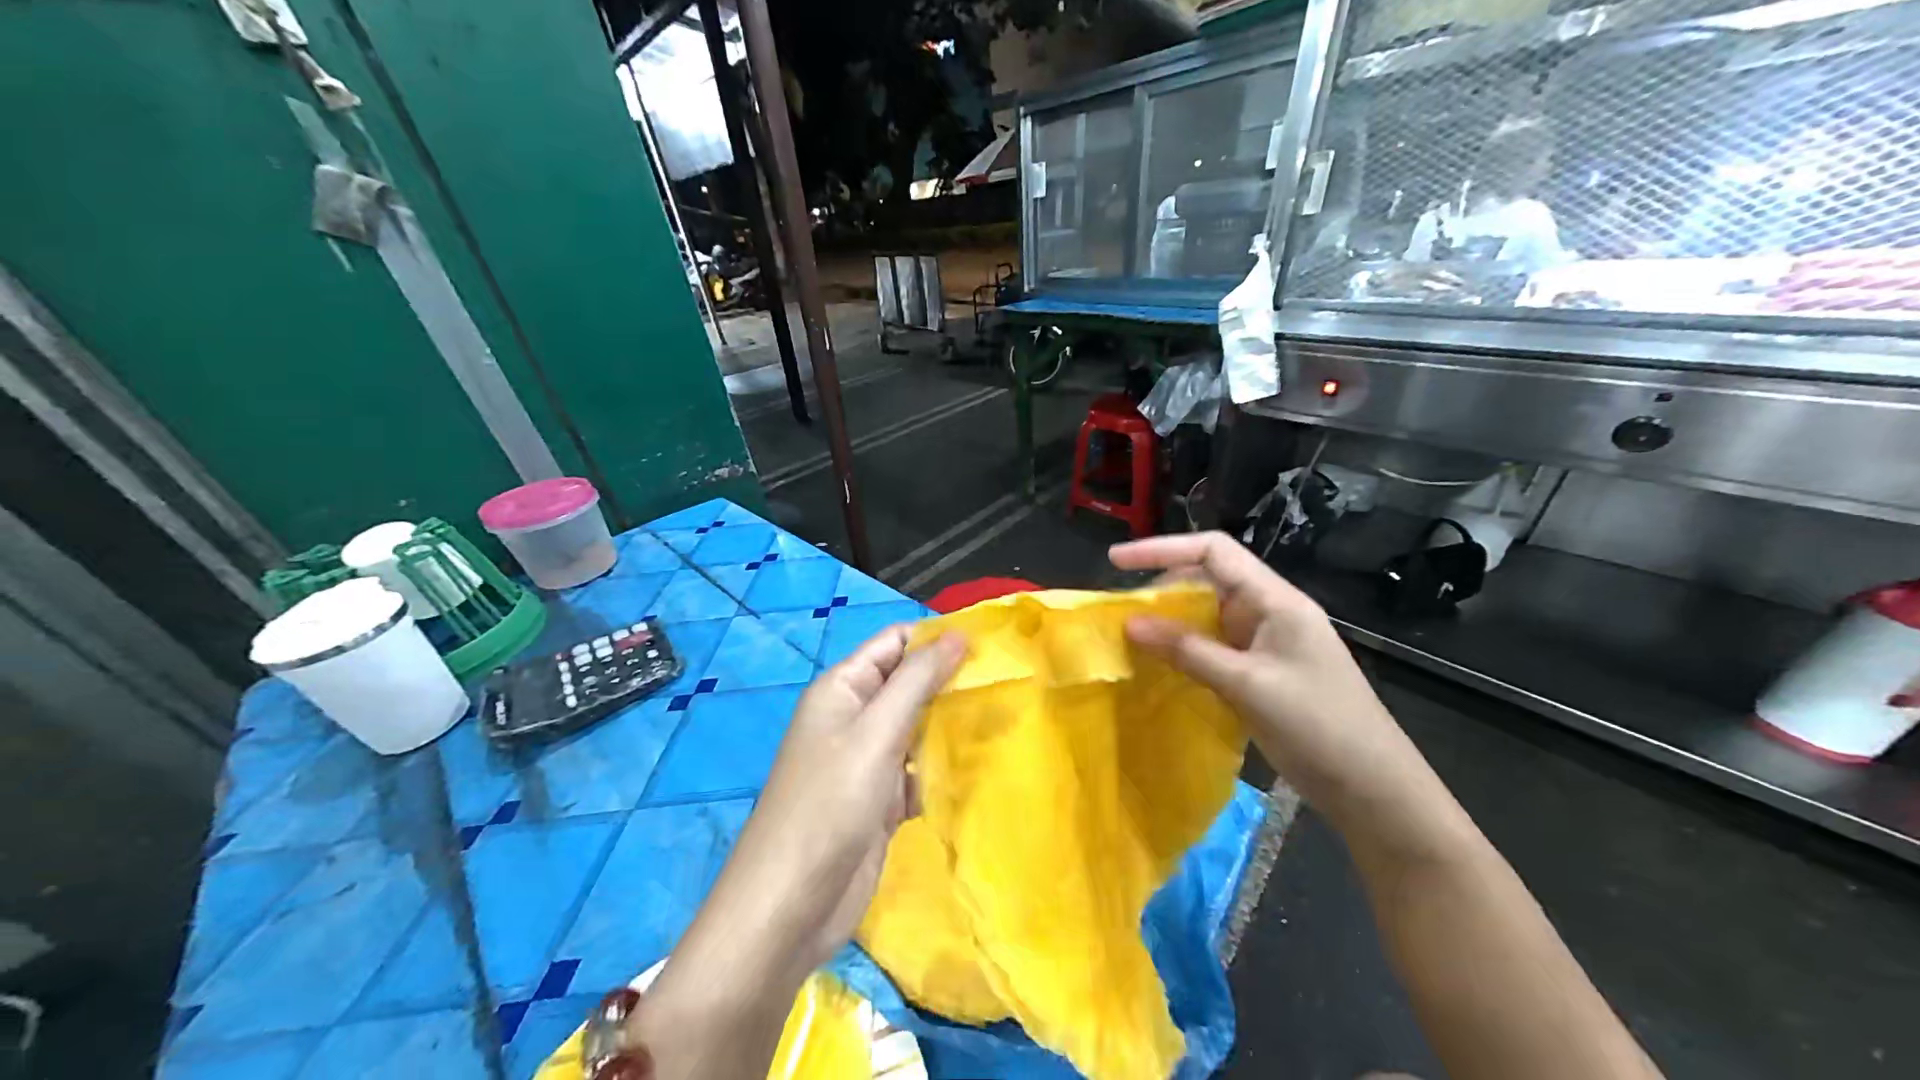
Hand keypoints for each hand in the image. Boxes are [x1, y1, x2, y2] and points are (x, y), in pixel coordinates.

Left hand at [630, 628, 965, 1078]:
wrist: (790, 906)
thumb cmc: (829, 805)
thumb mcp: (875, 734)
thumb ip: (917, 681)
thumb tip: (958, 634)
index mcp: (843, 689)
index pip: (895, 643)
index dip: (938, 639)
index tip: (991, 645)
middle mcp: (854, 717)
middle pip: (909, 683)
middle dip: (952, 681)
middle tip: (1007, 683)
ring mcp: (867, 761)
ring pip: (918, 728)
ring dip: (952, 725)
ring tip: (1006, 719)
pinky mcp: (880, 801)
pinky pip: (918, 771)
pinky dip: (943, 768)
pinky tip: (980, 770)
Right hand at [1111, 532, 1432, 829]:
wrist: (1374, 788)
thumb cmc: (1319, 727)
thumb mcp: (1247, 685)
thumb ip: (1188, 650)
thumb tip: (1130, 623)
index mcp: (1276, 601)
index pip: (1214, 551)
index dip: (1163, 549)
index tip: (1116, 561)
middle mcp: (1270, 612)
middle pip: (1208, 579)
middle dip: (1161, 588)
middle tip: (1119, 613)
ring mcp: (1267, 643)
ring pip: (1208, 616)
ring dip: (1170, 622)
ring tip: (1130, 638)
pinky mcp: (1262, 672)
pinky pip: (1214, 647)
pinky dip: (1185, 650)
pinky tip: (1161, 665)